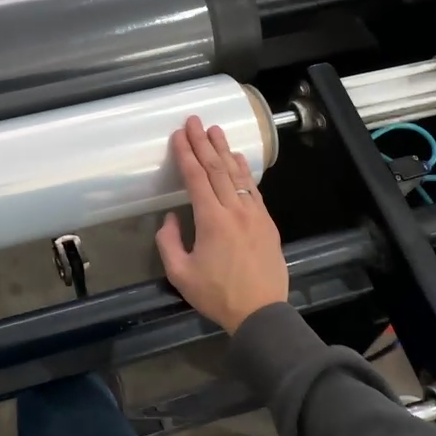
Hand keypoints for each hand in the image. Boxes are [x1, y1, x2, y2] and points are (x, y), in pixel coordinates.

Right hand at [155, 115, 288, 333]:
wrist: (261, 314)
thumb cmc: (217, 295)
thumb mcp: (180, 274)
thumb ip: (168, 242)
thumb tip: (171, 219)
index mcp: (212, 220)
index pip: (196, 178)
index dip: (185, 154)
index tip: (178, 135)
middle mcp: (234, 210)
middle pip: (216, 169)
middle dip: (203, 143)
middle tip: (195, 121)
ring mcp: (254, 215)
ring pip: (237, 174)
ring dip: (224, 150)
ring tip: (216, 130)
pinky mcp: (267, 223)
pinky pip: (253, 189)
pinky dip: (243, 170)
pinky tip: (237, 159)